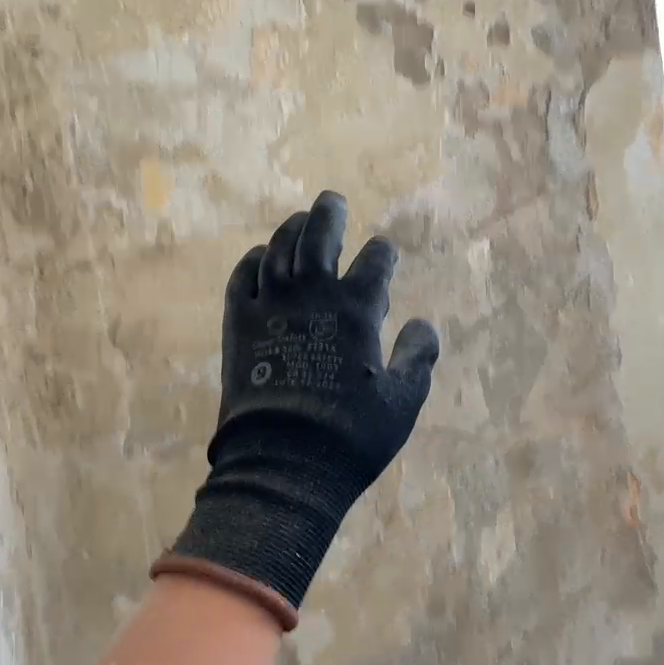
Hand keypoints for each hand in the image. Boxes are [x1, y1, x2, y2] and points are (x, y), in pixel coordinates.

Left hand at [151, 191, 438, 629]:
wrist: (282, 464)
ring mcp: (271, 306)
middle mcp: (314, 295)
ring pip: (279, 248)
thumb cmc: (351, 436)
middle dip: (330, 213)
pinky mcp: (238, 324)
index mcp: (358, 310)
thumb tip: (425, 324)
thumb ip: (418, 356)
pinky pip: (241, 278)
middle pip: (320, 235)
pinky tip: (258, 257)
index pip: (375, 261)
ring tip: (299, 219)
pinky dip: (251, 262)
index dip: (383, 253)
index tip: (385, 252)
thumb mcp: (404, 401)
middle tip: (332, 200)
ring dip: (290, 229)